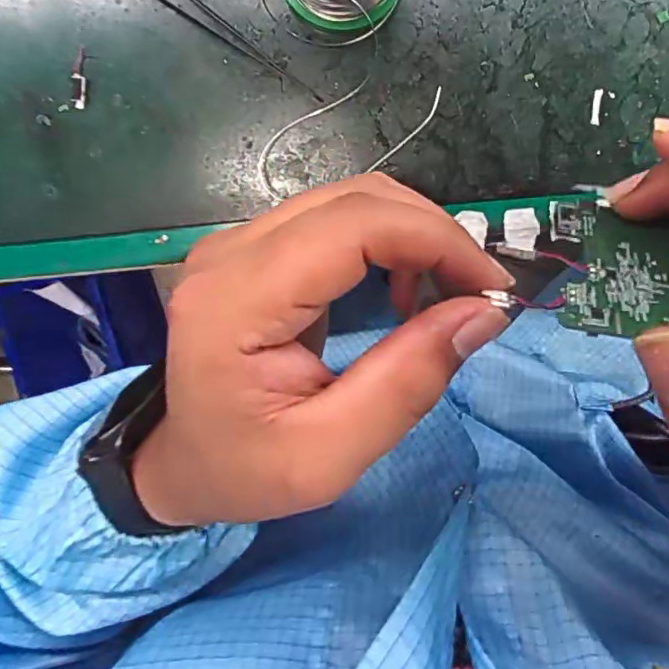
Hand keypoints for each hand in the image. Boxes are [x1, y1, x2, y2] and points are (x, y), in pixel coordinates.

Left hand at [133, 175, 515, 527]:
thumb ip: (405, 383)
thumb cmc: (239, 469)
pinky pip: (333, 219)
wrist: (177, 458)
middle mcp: (231, 250)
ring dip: (412, 235)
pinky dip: (386, 241)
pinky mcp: (252, 246)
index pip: (351, 226)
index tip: (491, 288)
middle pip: (354, 199)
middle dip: (433, 235)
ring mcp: (237, 241)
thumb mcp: (327, 456)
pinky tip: (401, 289)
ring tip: (442, 296)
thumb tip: (481, 313)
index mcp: (236, 300)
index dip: (434, 240)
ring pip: (348, 200)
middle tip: (476, 294)